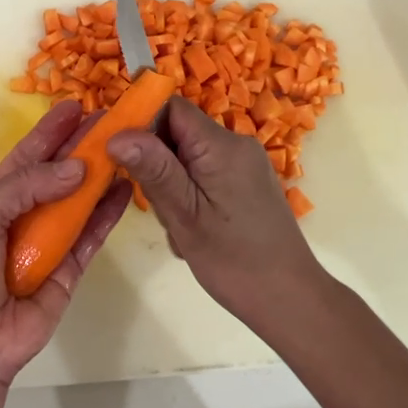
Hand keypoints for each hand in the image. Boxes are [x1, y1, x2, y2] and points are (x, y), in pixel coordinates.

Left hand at [0, 99, 131, 387]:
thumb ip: (25, 187)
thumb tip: (76, 168)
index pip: (26, 157)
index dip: (49, 132)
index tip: (76, 106)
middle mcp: (21, 216)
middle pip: (57, 175)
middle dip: (81, 147)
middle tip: (112, 121)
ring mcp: (46, 243)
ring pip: (79, 203)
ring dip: (99, 176)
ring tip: (127, 147)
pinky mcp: (68, 272)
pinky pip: (91, 237)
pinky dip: (107, 214)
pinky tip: (125, 190)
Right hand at [107, 98, 328, 321]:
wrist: (291, 300)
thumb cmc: (235, 260)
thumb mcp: (184, 215)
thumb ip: (153, 170)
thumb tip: (116, 133)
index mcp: (222, 146)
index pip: (170, 107)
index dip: (139, 120)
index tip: (117, 152)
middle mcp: (236, 145)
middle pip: (176, 132)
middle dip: (154, 162)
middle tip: (157, 205)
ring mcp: (243, 165)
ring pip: (186, 156)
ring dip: (170, 184)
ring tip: (177, 224)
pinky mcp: (245, 184)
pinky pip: (202, 173)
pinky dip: (187, 195)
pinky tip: (190, 229)